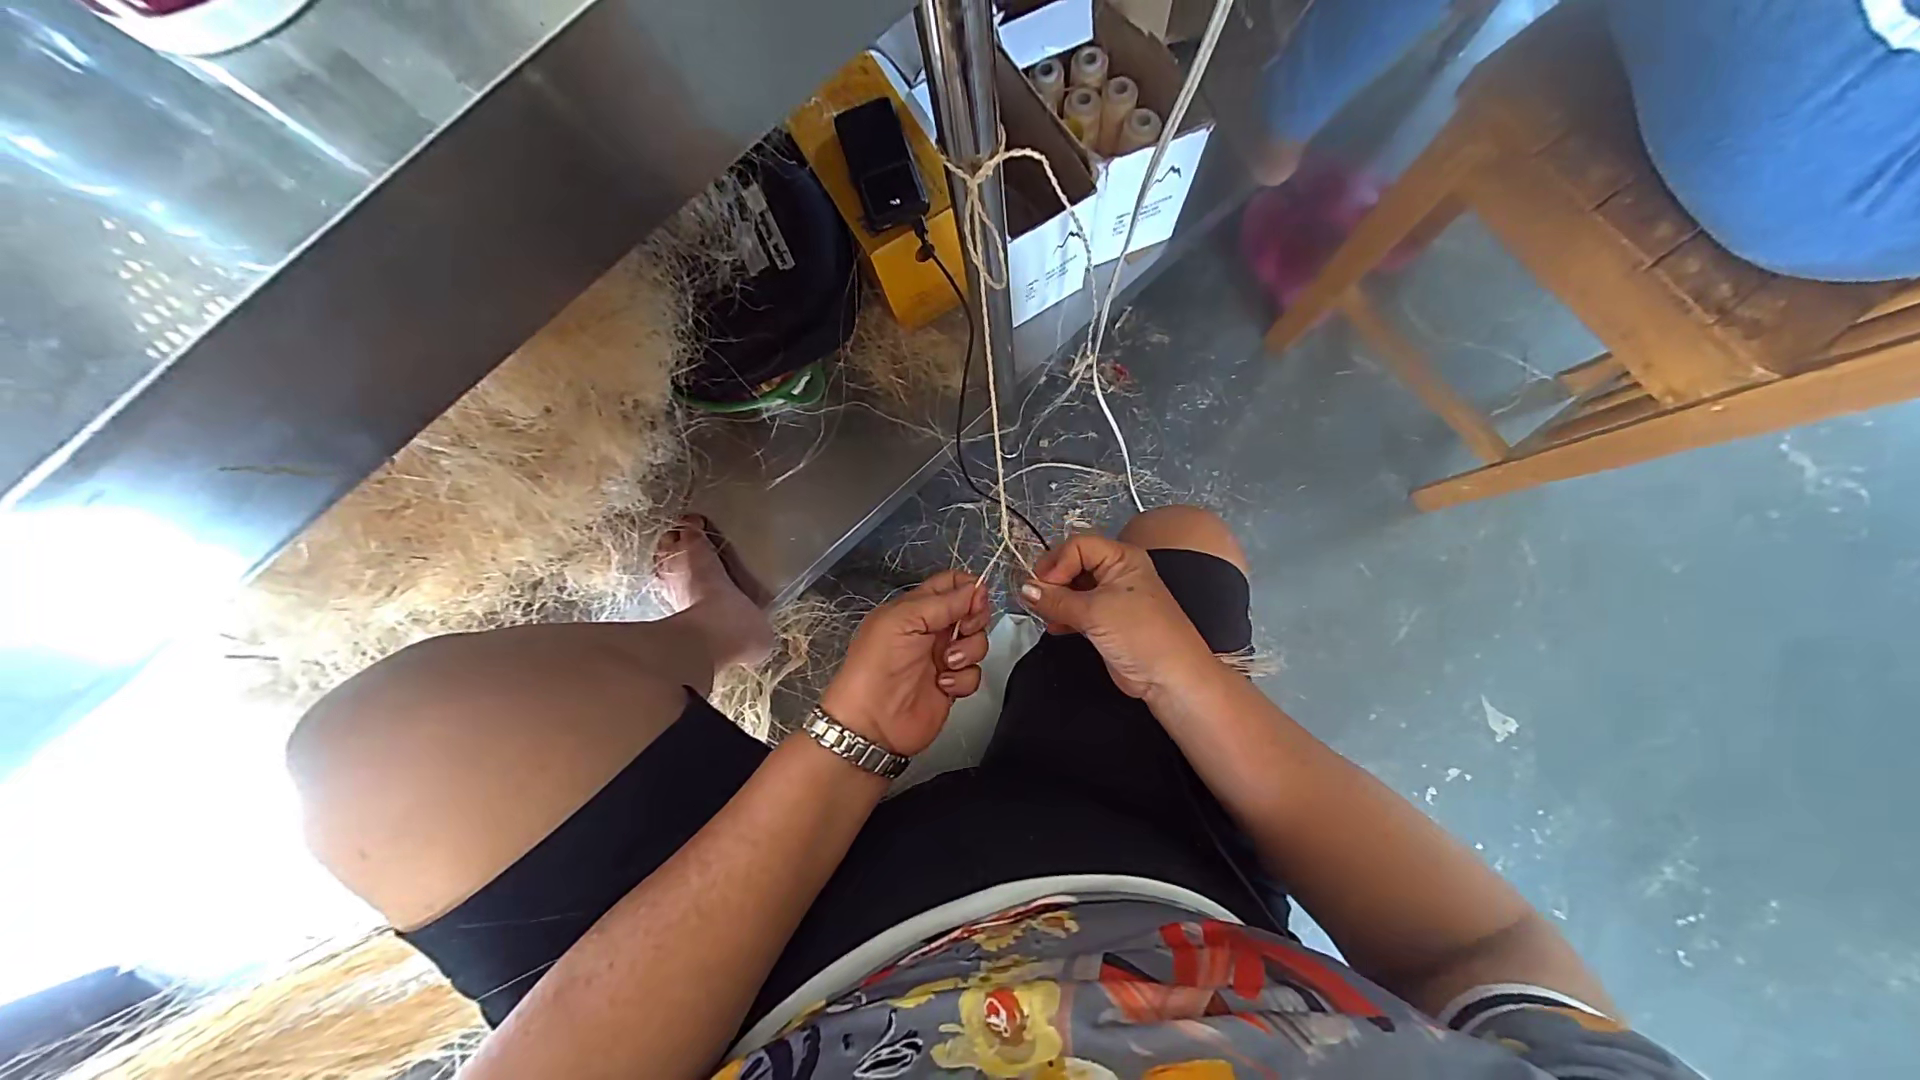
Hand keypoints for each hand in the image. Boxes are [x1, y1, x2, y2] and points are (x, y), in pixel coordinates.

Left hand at [819, 570, 990, 756]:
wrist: (872, 721)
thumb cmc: (878, 664)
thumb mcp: (905, 620)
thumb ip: (944, 602)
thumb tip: (976, 587)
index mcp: (915, 608)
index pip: (950, 584)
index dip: (968, 587)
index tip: (976, 600)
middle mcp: (931, 630)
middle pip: (970, 612)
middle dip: (975, 619)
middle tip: (963, 629)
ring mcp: (942, 657)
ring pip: (976, 642)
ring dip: (968, 651)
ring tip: (945, 664)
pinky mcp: (951, 684)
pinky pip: (974, 673)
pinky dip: (963, 679)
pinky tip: (943, 685)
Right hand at [1017, 535, 1217, 700]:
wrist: (1170, 678)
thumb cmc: (1145, 636)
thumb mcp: (1094, 612)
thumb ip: (1056, 599)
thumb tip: (1026, 588)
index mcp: (1122, 558)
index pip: (1077, 546)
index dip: (1057, 563)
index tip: (1041, 585)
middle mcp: (1117, 572)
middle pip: (1073, 564)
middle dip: (1053, 581)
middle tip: (1037, 598)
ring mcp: (1111, 597)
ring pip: (1072, 588)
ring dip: (1056, 600)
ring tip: (1045, 614)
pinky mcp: (1105, 620)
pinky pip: (1076, 609)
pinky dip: (1062, 615)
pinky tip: (1055, 626)